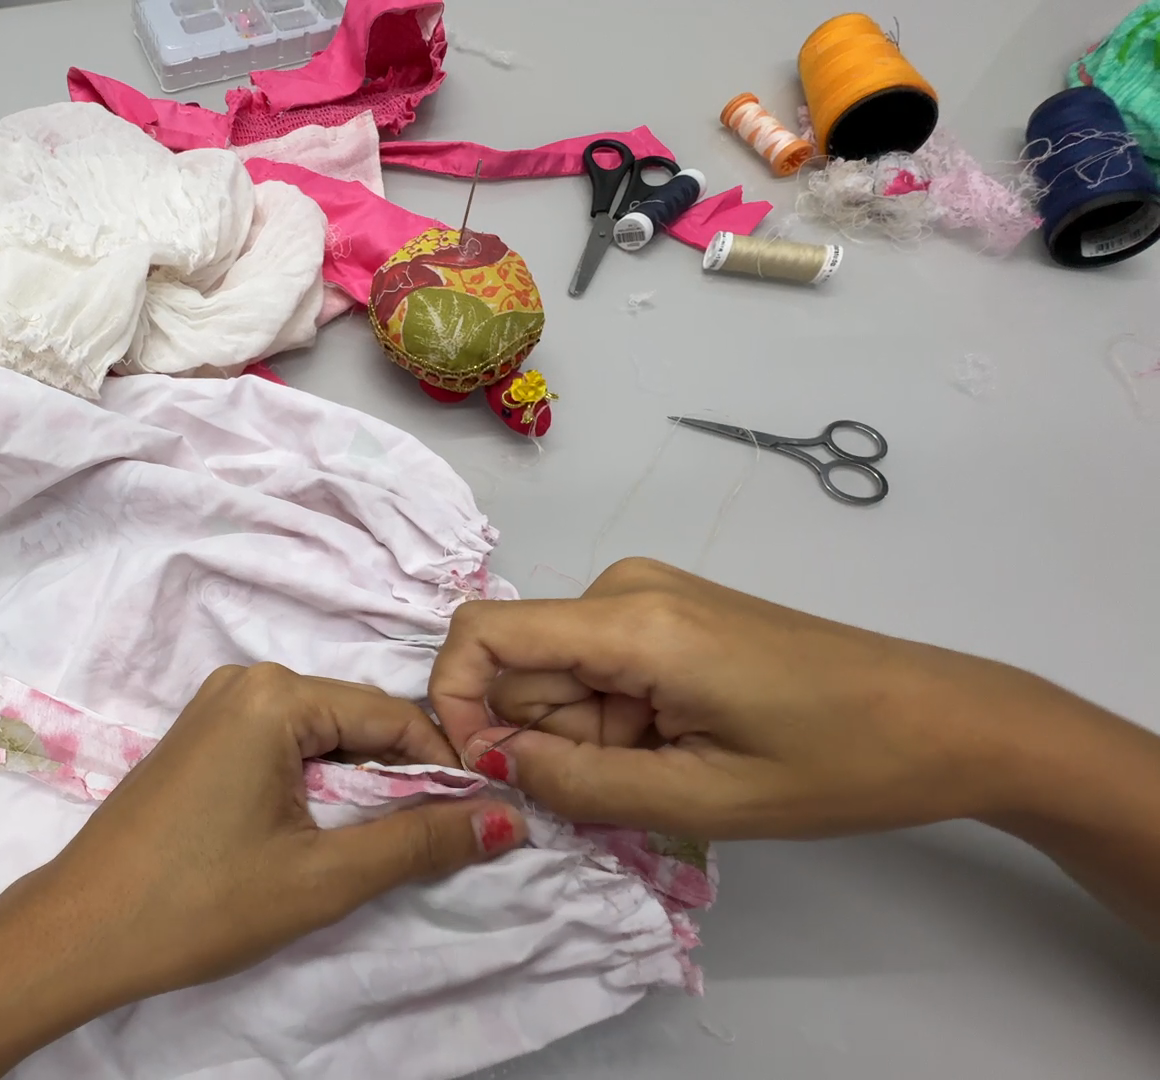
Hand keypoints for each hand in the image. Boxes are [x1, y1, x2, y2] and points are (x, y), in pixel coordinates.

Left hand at [0, 664, 526, 1079]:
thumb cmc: (203, 900)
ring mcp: (216, 705)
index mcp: (274, 694)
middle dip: (398, 776)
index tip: (481, 817)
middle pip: (352, 720)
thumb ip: (418, 841)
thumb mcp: (323, 875)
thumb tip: (504, 820)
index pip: (390, 717)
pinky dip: (314, 779)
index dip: (442, 767)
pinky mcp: (200, 734)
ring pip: (318, 734)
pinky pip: (279, 742)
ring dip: (357, 782)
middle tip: (436, 840)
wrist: (83, 927)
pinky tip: (320, 823)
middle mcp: (244, 680)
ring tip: (380, 840)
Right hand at [428, 558, 1112, 839]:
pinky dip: (604, 711)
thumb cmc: (838, 764)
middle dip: (547, 731)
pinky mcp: (652, 606)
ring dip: (582, 728)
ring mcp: (636, 591)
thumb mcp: (701, 800)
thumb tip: (491, 759)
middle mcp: (617, 586)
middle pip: (518, 664)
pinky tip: (671, 732)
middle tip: (632, 775)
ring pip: (550, 669)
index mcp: (628, 622)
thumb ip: (577, 783)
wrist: (950, 719)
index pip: (481, 634)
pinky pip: (584, 662)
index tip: (492, 766)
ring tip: (666, 756)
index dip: (455, 698)